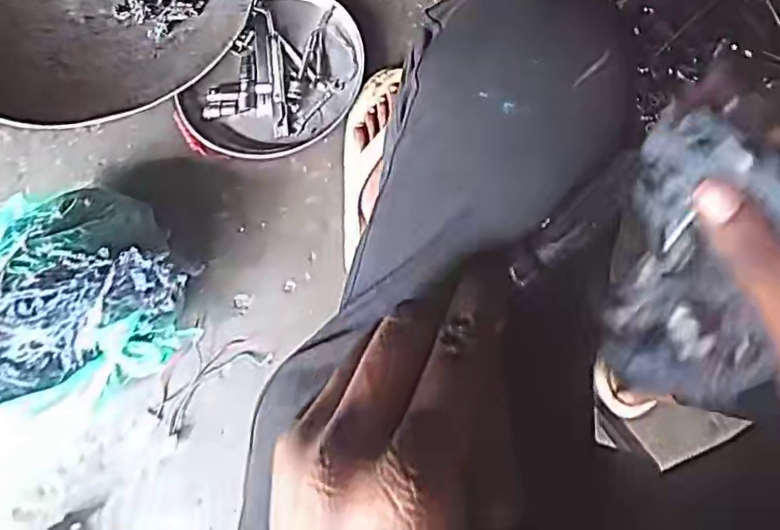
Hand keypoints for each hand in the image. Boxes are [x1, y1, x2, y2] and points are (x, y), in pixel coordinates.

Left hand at [271, 263, 518, 529]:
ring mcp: (303, 442)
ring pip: (367, 338)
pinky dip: (375, 360)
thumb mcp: (488, 523)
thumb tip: (488, 352)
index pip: (454, 352)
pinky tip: (396, 379)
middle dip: (441, 305)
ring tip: (436, 339)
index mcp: (406, 481)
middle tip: (469, 299)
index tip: (494, 275)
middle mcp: (343, 448)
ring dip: (407, 330)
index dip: (479, 302)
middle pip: (402, 329)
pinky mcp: (284, 441)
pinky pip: (340, 369)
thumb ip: (490, 432)